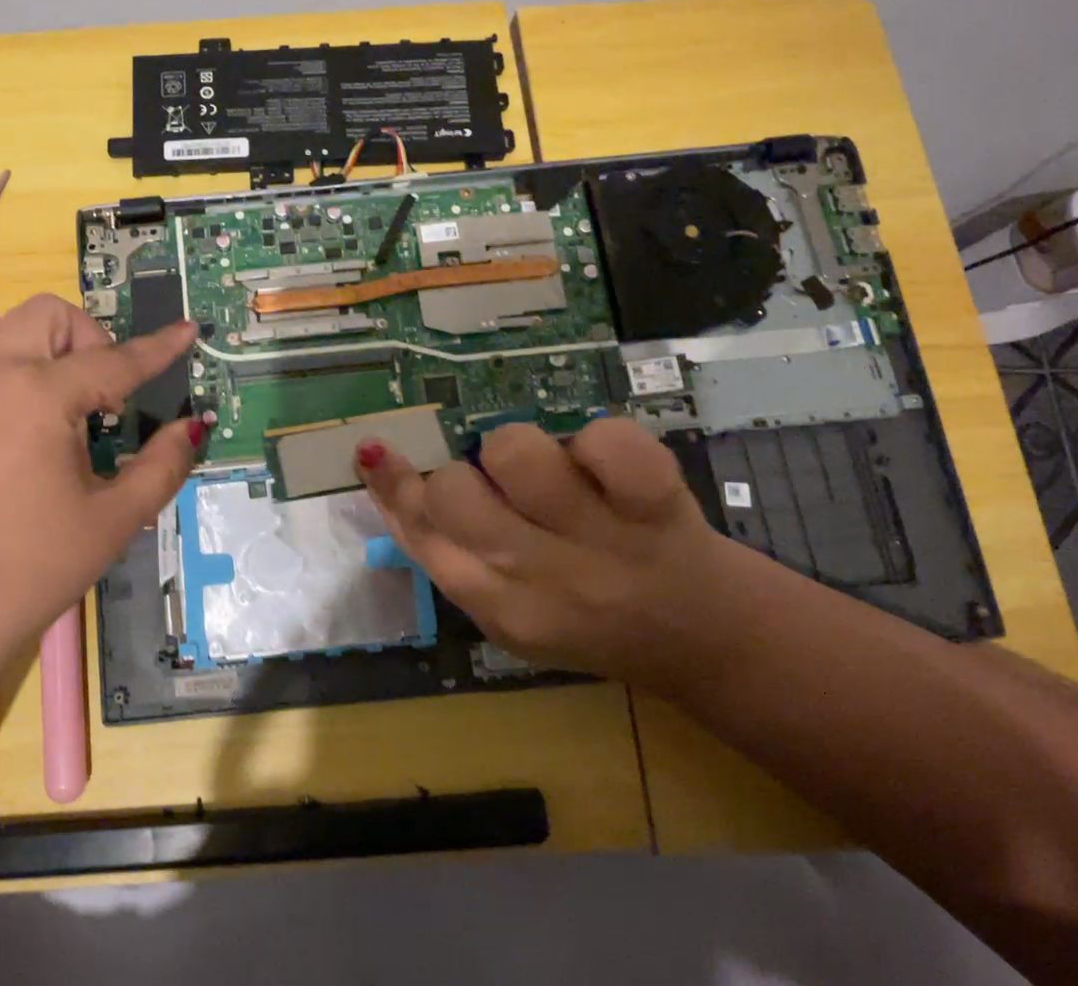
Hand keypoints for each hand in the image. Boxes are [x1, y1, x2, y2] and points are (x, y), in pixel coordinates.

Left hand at [0, 294, 200, 672]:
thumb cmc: (28, 572)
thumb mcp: (113, 523)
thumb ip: (160, 467)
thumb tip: (188, 429)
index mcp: (41, 394)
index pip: (116, 360)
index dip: (158, 348)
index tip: (185, 330)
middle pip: (46, 315)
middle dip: (86, 341)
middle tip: (98, 398)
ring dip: (19, 343)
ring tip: (33, 394)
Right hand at [354, 418, 737, 682]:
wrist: (703, 642)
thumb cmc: (591, 623)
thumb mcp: (508, 611)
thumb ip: (452, 555)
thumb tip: (396, 486)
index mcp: (498, 605)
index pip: (423, 536)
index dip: (393, 488)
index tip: (375, 451)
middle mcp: (540, 576)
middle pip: (456, 491)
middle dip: (465, 475)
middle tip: (500, 489)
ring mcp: (600, 540)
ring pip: (516, 450)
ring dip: (526, 452)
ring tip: (557, 478)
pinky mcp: (657, 505)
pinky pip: (601, 437)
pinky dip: (600, 441)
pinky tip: (610, 471)